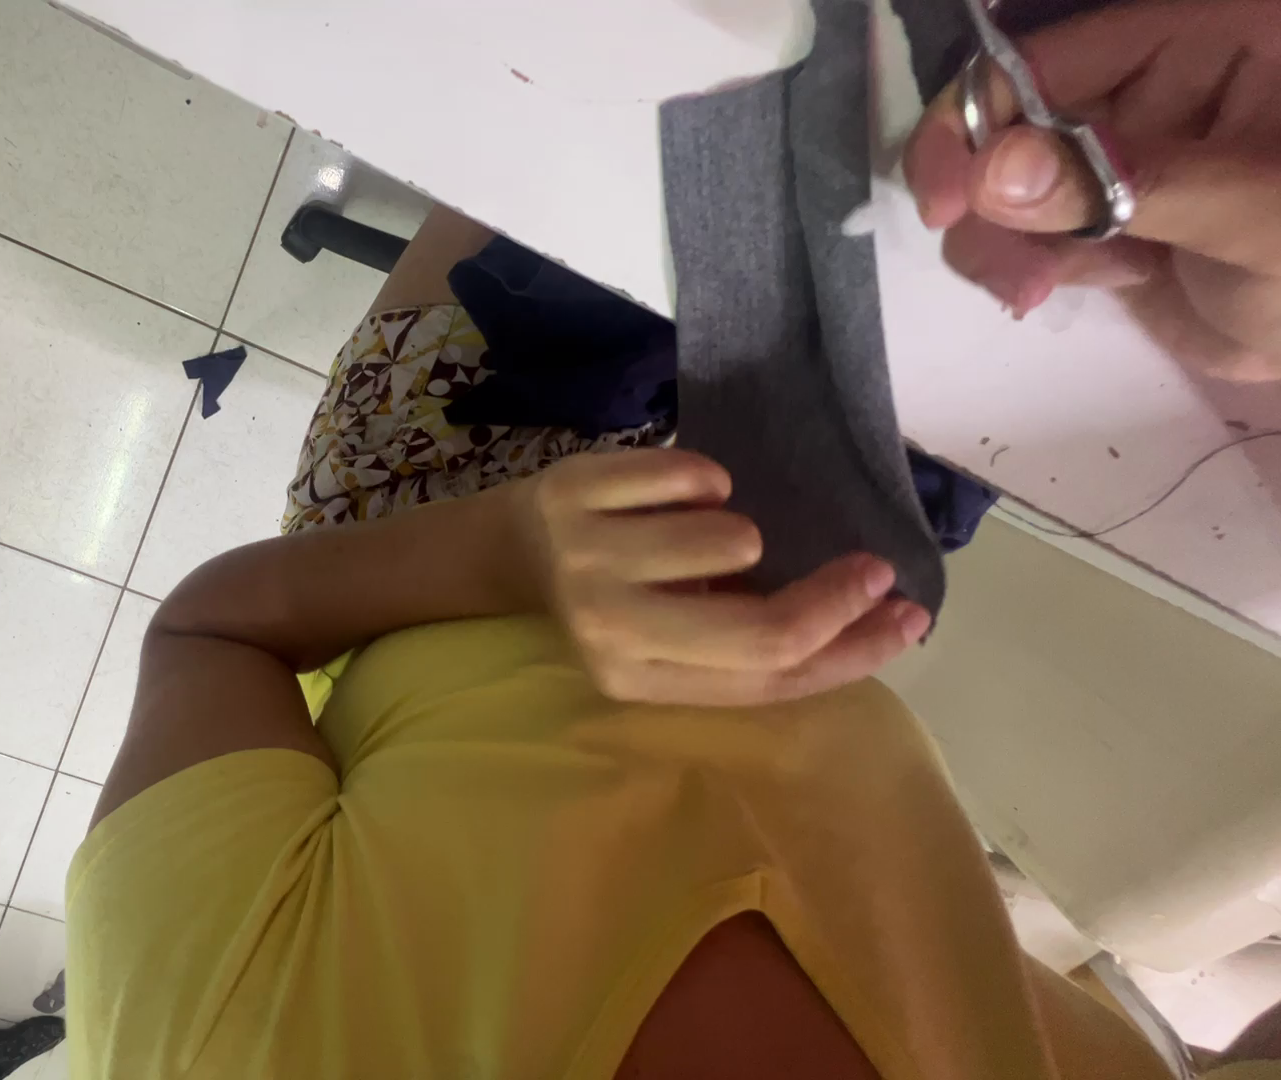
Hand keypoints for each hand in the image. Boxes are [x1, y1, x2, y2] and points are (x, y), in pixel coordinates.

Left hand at [513, 449, 930, 706]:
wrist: (512, 547)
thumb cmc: (605, 591)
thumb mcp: (663, 634)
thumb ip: (740, 636)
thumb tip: (880, 616)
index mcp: (634, 678)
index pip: (764, 679)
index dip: (852, 649)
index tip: (908, 612)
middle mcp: (605, 629)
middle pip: (758, 631)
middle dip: (834, 596)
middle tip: (866, 564)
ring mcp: (584, 559)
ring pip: (727, 541)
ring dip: (743, 529)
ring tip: (712, 529)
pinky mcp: (572, 494)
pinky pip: (684, 474)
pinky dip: (704, 476)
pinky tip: (685, 490)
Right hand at [902, 0, 1280, 381]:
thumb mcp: (1257, 215)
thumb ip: (1131, 183)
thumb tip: (992, 172)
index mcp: (1216, 40)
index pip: (1042, 61)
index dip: (968, 126)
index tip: (944, 208)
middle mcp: (1153, 87)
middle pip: (997, 134)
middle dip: (984, 212)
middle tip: (1011, 274)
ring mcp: (1114, 156)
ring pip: (991, 194)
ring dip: (999, 250)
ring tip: (1044, 289)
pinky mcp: (1089, 213)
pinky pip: (1011, 233)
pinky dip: (1022, 267)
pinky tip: (1100, 281)